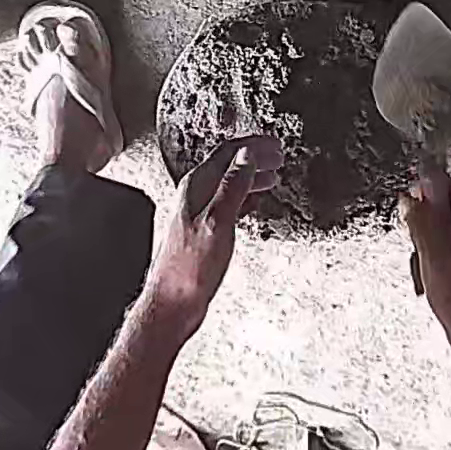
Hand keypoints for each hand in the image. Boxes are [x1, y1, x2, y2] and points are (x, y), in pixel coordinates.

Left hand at [139, 135, 283, 341]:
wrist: (172, 304)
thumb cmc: (190, 268)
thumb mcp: (218, 222)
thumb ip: (233, 186)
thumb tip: (247, 156)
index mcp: (196, 186)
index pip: (228, 151)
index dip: (254, 145)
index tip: (275, 145)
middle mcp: (195, 193)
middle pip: (229, 163)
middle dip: (255, 156)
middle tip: (278, 156)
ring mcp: (198, 210)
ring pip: (229, 181)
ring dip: (252, 174)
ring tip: (273, 174)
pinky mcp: (203, 227)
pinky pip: (228, 200)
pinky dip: (245, 194)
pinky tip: (255, 200)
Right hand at [401, 161, 450, 374]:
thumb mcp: (430, 255)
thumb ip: (420, 222)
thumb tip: (408, 199)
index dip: (431, 183)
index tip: (413, 191)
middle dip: (429, 206)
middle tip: (411, 216)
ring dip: (433, 225)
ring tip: (418, 241)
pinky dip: (439, 242)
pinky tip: (428, 259)